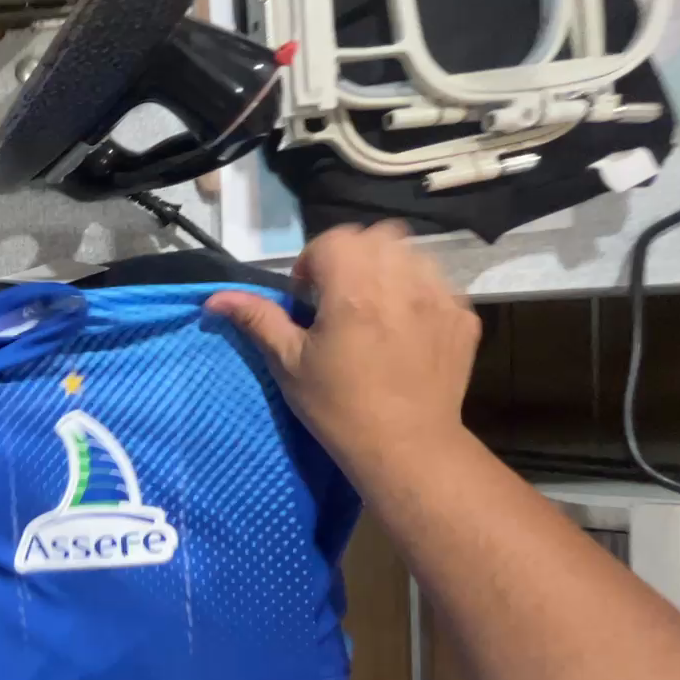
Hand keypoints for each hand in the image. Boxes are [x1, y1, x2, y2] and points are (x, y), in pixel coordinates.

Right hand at [204, 221, 480, 479]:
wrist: (403, 443)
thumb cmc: (334, 405)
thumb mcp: (287, 363)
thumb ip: (258, 320)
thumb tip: (216, 298)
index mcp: (354, 295)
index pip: (337, 240)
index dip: (313, 260)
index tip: (306, 295)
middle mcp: (403, 287)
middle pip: (378, 237)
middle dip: (351, 257)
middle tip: (335, 296)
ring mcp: (440, 299)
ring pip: (411, 254)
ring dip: (384, 269)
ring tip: (368, 309)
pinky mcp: (462, 316)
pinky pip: (436, 283)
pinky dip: (412, 292)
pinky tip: (398, 328)